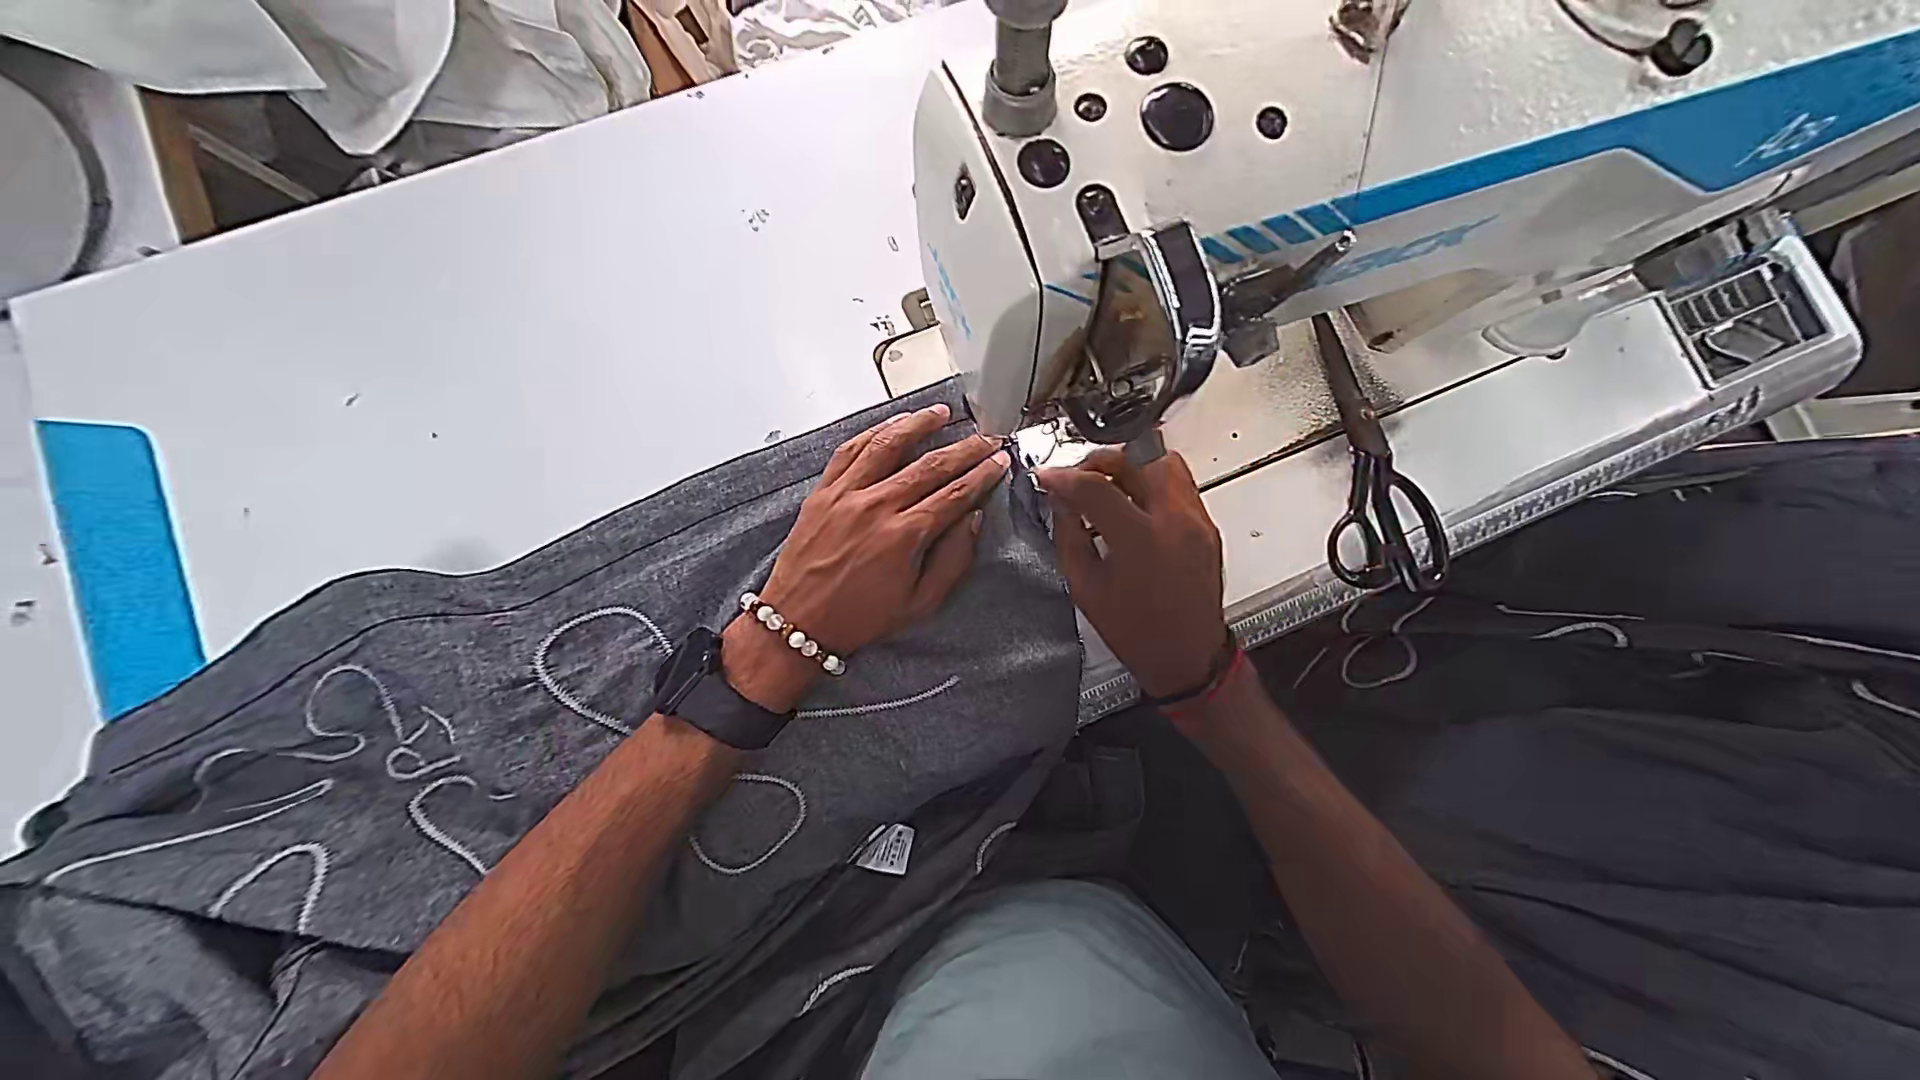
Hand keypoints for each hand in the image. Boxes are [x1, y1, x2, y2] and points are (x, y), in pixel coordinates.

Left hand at [723, 403, 1009, 710]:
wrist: (799, 622)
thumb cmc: (857, 617)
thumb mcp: (919, 603)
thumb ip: (952, 560)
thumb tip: (973, 521)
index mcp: (903, 536)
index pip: (955, 493)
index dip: (983, 474)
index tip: (998, 462)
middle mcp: (875, 508)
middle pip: (931, 464)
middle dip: (965, 448)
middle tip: (985, 438)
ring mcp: (846, 495)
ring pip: (888, 445)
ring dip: (919, 425)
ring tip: (941, 413)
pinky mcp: (823, 493)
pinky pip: (850, 451)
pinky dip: (874, 432)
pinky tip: (891, 425)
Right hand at [1038, 447, 1229, 699]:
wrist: (1186, 656)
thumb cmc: (1139, 632)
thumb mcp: (1085, 587)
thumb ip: (1069, 536)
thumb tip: (1062, 503)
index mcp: (1139, 540)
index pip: (1095, 486)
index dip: (1064, 477)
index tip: (1049, 478)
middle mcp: (1174, 522)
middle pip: (1133, 459)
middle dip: (1096, 462)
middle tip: (1077, 478)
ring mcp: (1196, 521)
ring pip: (1162, 462)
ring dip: (1129, 466)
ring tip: (1108, 485)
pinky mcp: (1206, 525)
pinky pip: (1179, 483)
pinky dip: (1152, 481)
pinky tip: (1134, 501)